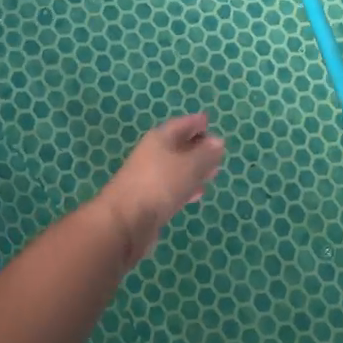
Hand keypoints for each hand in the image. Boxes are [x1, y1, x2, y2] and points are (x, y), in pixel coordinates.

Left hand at [94, 112, 224, 265]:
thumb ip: (205, 154)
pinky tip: (196, 194)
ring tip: (212, 173)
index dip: (195, 122)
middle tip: (217, 150)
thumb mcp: (189, 166)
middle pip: (178, 145)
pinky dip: (186, 186)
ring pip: (176, 167)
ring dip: (194, 169)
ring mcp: (149, 177)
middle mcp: (153, 154)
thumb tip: (218, 141)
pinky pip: (172, 187)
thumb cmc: (159, 185)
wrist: (124, 221)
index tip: (208, 120)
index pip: (181, 124)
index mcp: (160, 138)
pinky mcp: (149, 199)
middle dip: (197, 147)